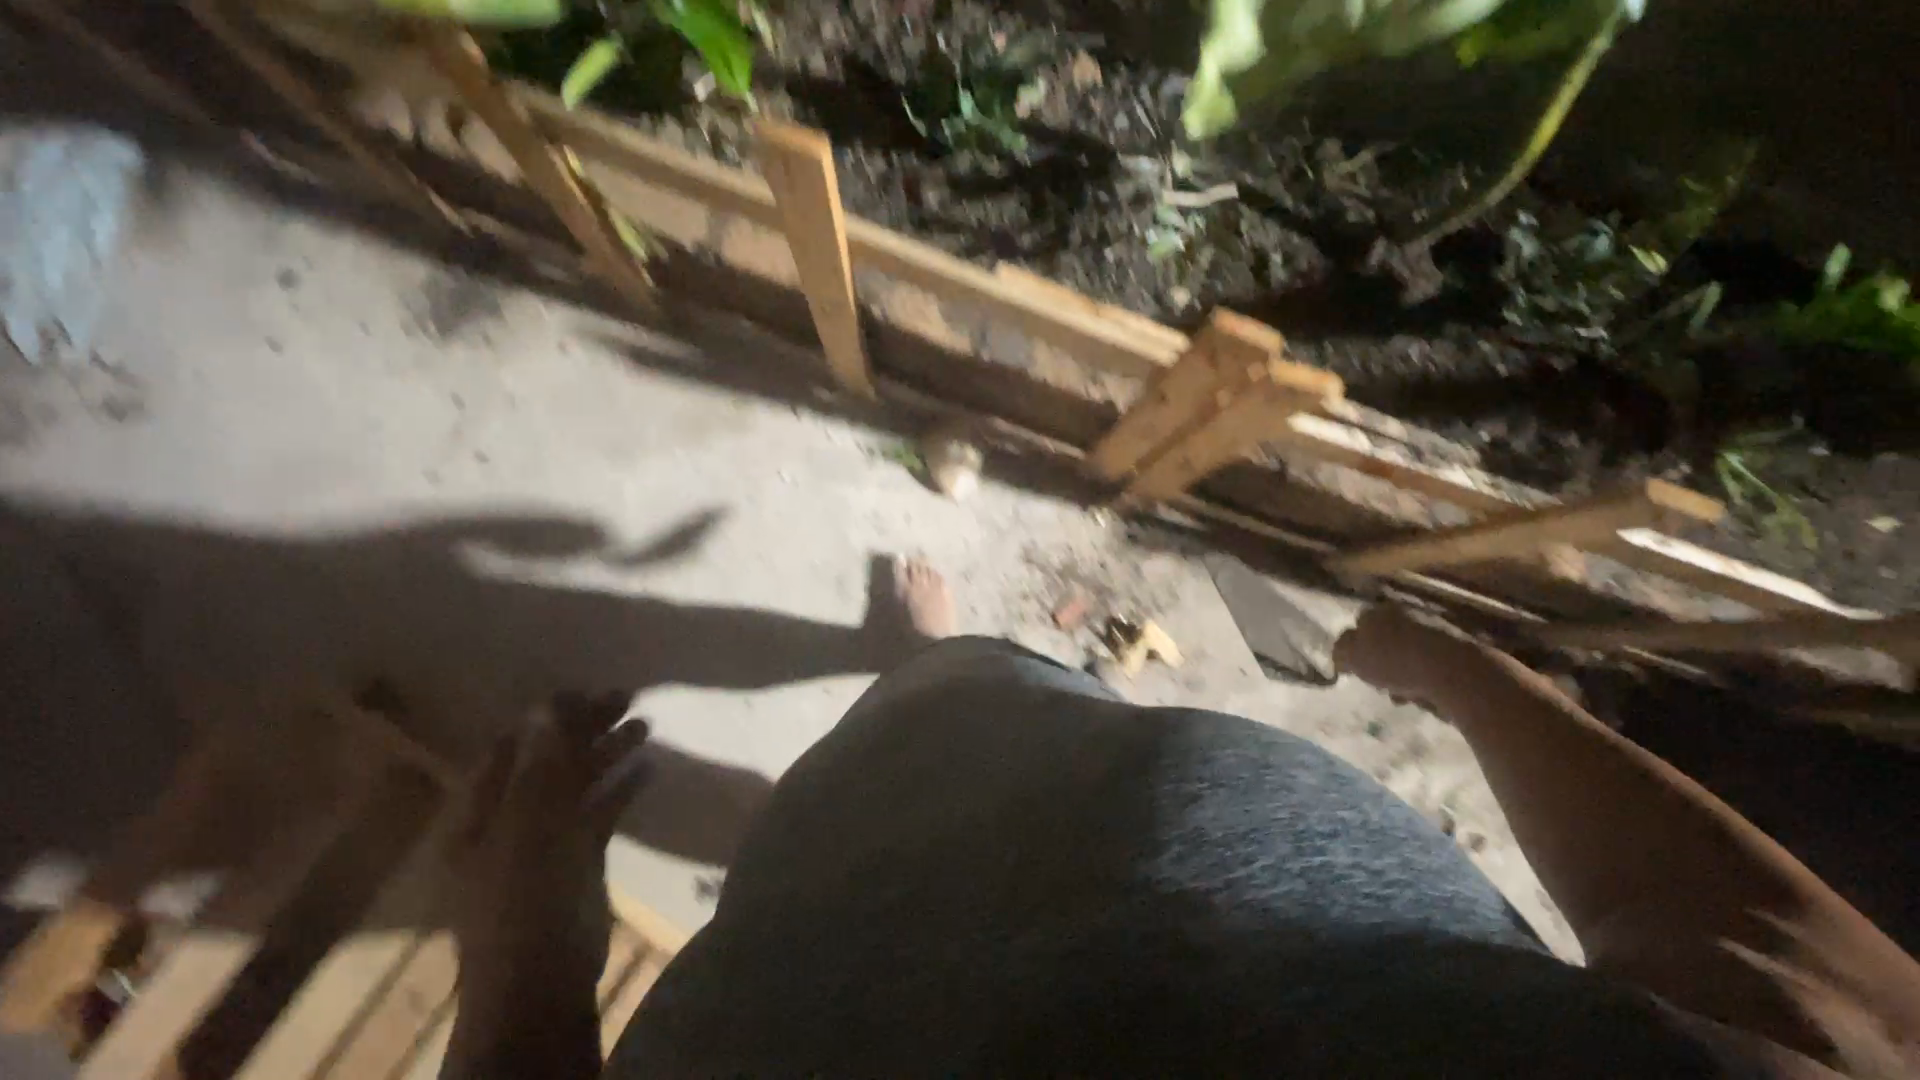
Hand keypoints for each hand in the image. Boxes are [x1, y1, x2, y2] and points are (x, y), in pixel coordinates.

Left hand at [448, 693, 652, 985]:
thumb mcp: (528, 823)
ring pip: (578, 784)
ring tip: (644, 723)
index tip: (584, 689)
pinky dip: (621, 789)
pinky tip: (648, 767)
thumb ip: (541, 763)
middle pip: (549, 761)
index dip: (545, 716)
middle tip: (626, 696)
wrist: (543, 977)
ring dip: (608, 753)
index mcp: (481, 811)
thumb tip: (546, 704)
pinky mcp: (579, 859)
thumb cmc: (523, 896)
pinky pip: (600, 813)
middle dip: (585, 728)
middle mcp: (509, 819)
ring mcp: (546, 840)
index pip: (511, 748)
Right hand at [1331, 602, 1482, 710]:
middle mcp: (1406, 612)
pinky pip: (1431, 663)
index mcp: (1379, 611)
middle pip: (1385, 639)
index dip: (1354, 647)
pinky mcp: (1457, 646)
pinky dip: (1425, 677)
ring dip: (1403, 673)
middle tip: (1378, 683)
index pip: (1359, 624)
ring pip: (1408, 652)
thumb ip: (1340, 651)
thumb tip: (1341, 652)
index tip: (1355, 668)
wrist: (1455, 670)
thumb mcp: (1352, 656)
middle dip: (1381, 661)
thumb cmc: (1395, 661)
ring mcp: (1434, 628)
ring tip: (1402, 696)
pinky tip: (1424, 695)